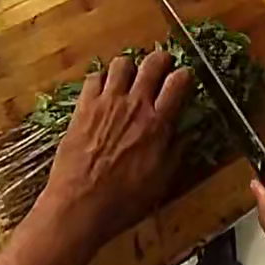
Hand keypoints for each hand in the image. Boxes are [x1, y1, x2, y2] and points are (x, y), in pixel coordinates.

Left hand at [33, 50, 192, 253]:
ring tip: (129, 79)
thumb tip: (184, 133)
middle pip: (153, 62)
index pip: (179, 82)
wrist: (79, 205)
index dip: (185, 75)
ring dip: (130, 68)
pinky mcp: (83, 106)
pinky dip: (101, 80)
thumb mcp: (160, 180)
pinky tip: (102, 92)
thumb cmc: (124, 199)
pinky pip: (93, 77)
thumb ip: (175, 151)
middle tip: (161, 68)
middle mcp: (134, 105)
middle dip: (161, 60)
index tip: (184, 79)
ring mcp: (107, 102)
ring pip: (122, 63)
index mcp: (158, 123)